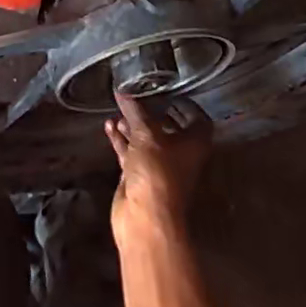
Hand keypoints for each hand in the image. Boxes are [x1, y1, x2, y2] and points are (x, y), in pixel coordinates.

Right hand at [106, 93, 212, 239]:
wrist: (144, 218)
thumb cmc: (156, 171)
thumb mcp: (146, 134)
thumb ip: (135, 110)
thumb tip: (122, 89)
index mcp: (195, 142)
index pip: (196, 117)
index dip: (184, 103)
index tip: (169, 91)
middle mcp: (181, 154)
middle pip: (169, 128)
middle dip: (153, 112)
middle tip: (139, 96)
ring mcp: (160, 167)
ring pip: (147, 140)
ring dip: (133, 125)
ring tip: (119, 107)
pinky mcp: (140, 177)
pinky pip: (131, 152)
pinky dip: (121, 139)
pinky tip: (109, 125)